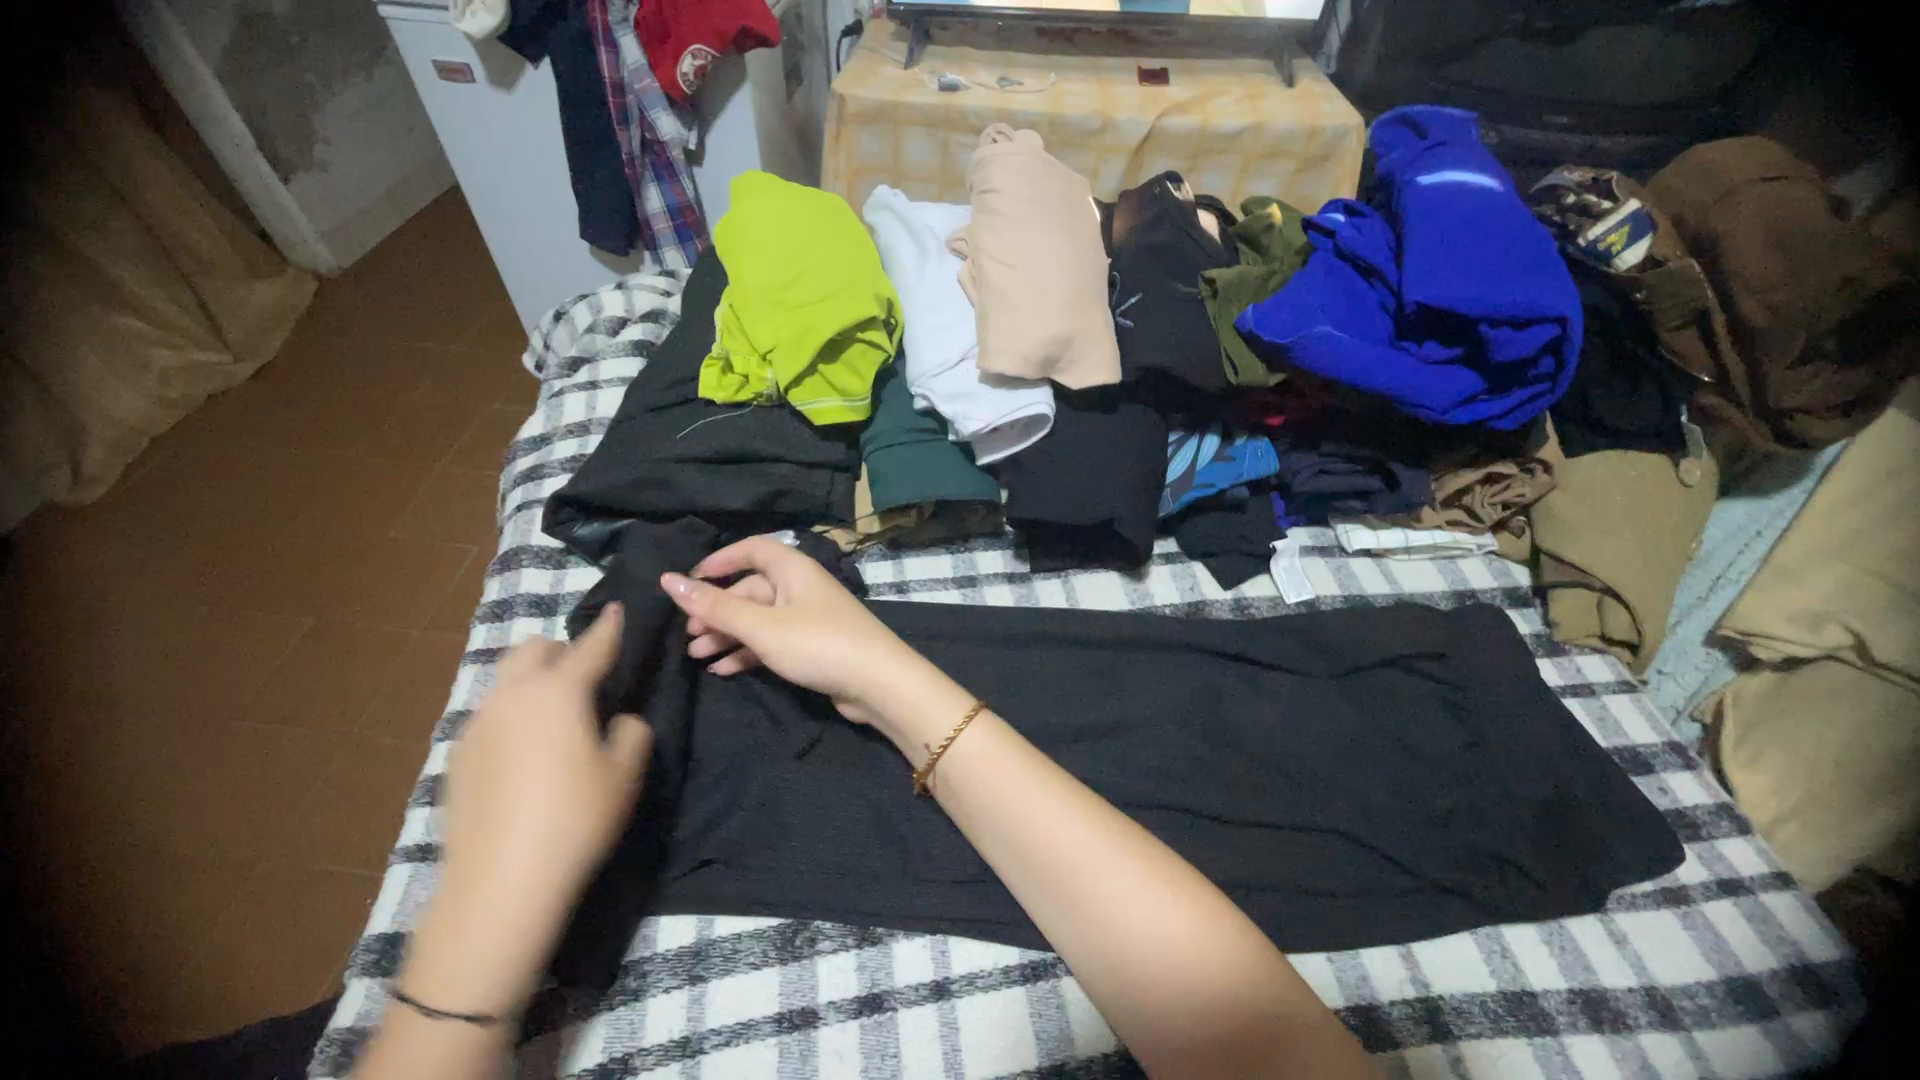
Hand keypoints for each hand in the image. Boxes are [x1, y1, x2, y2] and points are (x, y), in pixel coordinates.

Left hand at [439, 604, 652, 921]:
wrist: (501, 881)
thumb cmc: (576, 819)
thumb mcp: (625, 775)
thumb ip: (632, 734)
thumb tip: (619, 720)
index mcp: (559, 691)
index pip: (590, 646)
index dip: (609, 627)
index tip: (618, 609)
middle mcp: (513, 695)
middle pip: (533, 649)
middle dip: (561, 650)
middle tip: (586, 673)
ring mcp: (478, 723)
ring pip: (506, 680)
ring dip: (533, 680)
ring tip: (555, 712)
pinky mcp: (458, 754)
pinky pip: (491, 714)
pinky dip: (513, 713)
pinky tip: (526, 751)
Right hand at [661, 536, 942, 728]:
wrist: (878, 683)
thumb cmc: (818, 644)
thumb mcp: (761, 626)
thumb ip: (715, 607)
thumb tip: (669, 580)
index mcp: (793, 569)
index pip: (753, 549)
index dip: (721, 560)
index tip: (690, 581)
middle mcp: (801, 588)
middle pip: (751, 590)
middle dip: (718, 611)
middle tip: (689, 635)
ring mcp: (809, 618)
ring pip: (759, 620)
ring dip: (728, 636)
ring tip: (697, 656)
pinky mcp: (814, 647)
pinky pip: (772, 643)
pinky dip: (748, 653)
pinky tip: (723, 671)